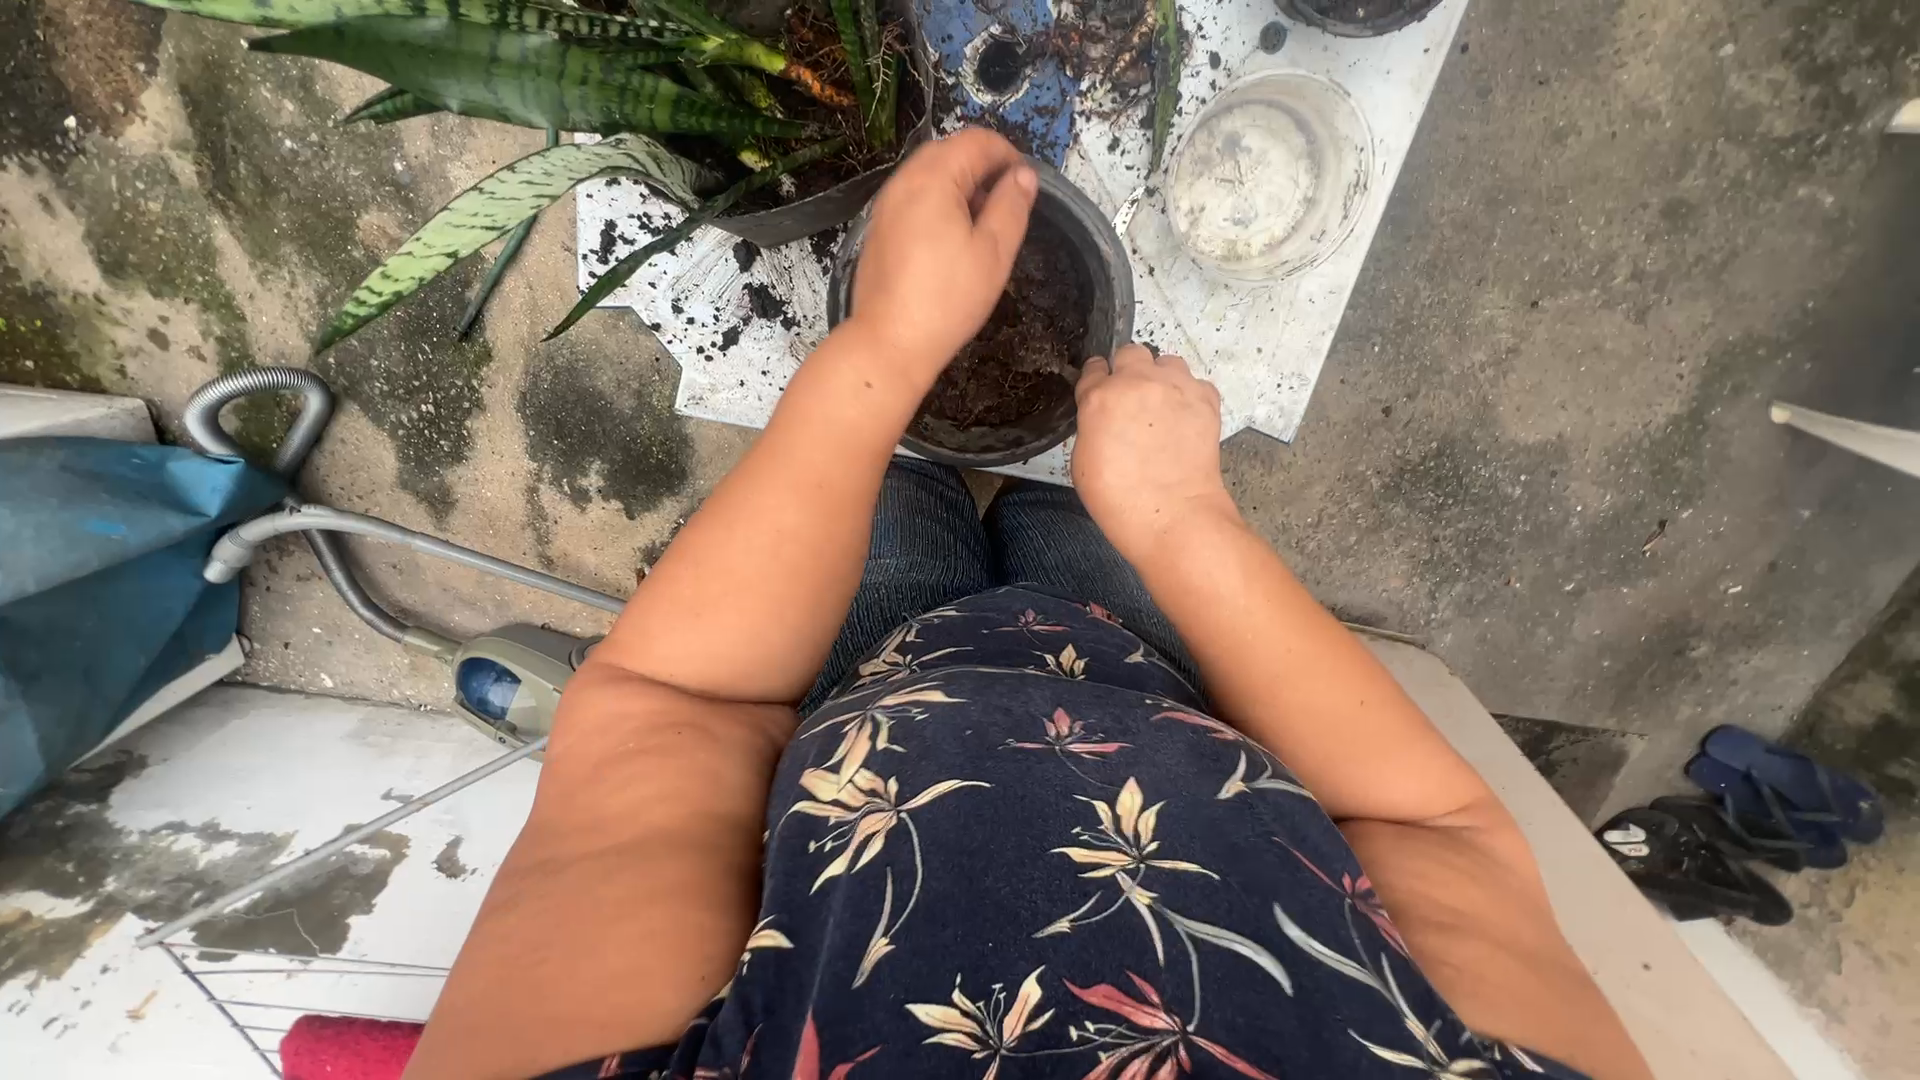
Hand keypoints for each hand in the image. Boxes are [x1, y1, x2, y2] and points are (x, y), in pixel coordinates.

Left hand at [844, 128, 1037, 385]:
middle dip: (981, 169)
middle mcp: (903, 182)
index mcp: (934, 179)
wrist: (889, 342)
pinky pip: (912, 200)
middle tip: (1004, 204)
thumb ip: (1012, 206)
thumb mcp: (994, 254)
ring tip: (979, 226)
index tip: (1025, 183)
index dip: (1008, 155)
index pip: (977, 142)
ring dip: (958, 187)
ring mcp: (885, 206)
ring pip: (928, 176)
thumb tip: (1024, 176)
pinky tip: (949, 242)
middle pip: (949, 152)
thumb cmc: (946, 301)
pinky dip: (936, 205)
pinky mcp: (878, 231)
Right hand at [1072, 344, 1237, 561]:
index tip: (1098, 388)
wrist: (1171, 514)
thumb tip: (1103, 418)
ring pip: (1166, 362)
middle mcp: (1137, 383)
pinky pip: (1196, 382)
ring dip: (1160, 377)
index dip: (1095, 380)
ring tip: (1160, 405)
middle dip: (1127, 370)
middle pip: (1130, 352)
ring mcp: (1175, 387)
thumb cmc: (1121, 499)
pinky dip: (1189, 394)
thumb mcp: (1082, 463)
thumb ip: (1091, 426)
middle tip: (1130, 397)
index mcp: (1099, 398)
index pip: (1093, 369)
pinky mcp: (1205, 399)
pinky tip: (1183, 418)